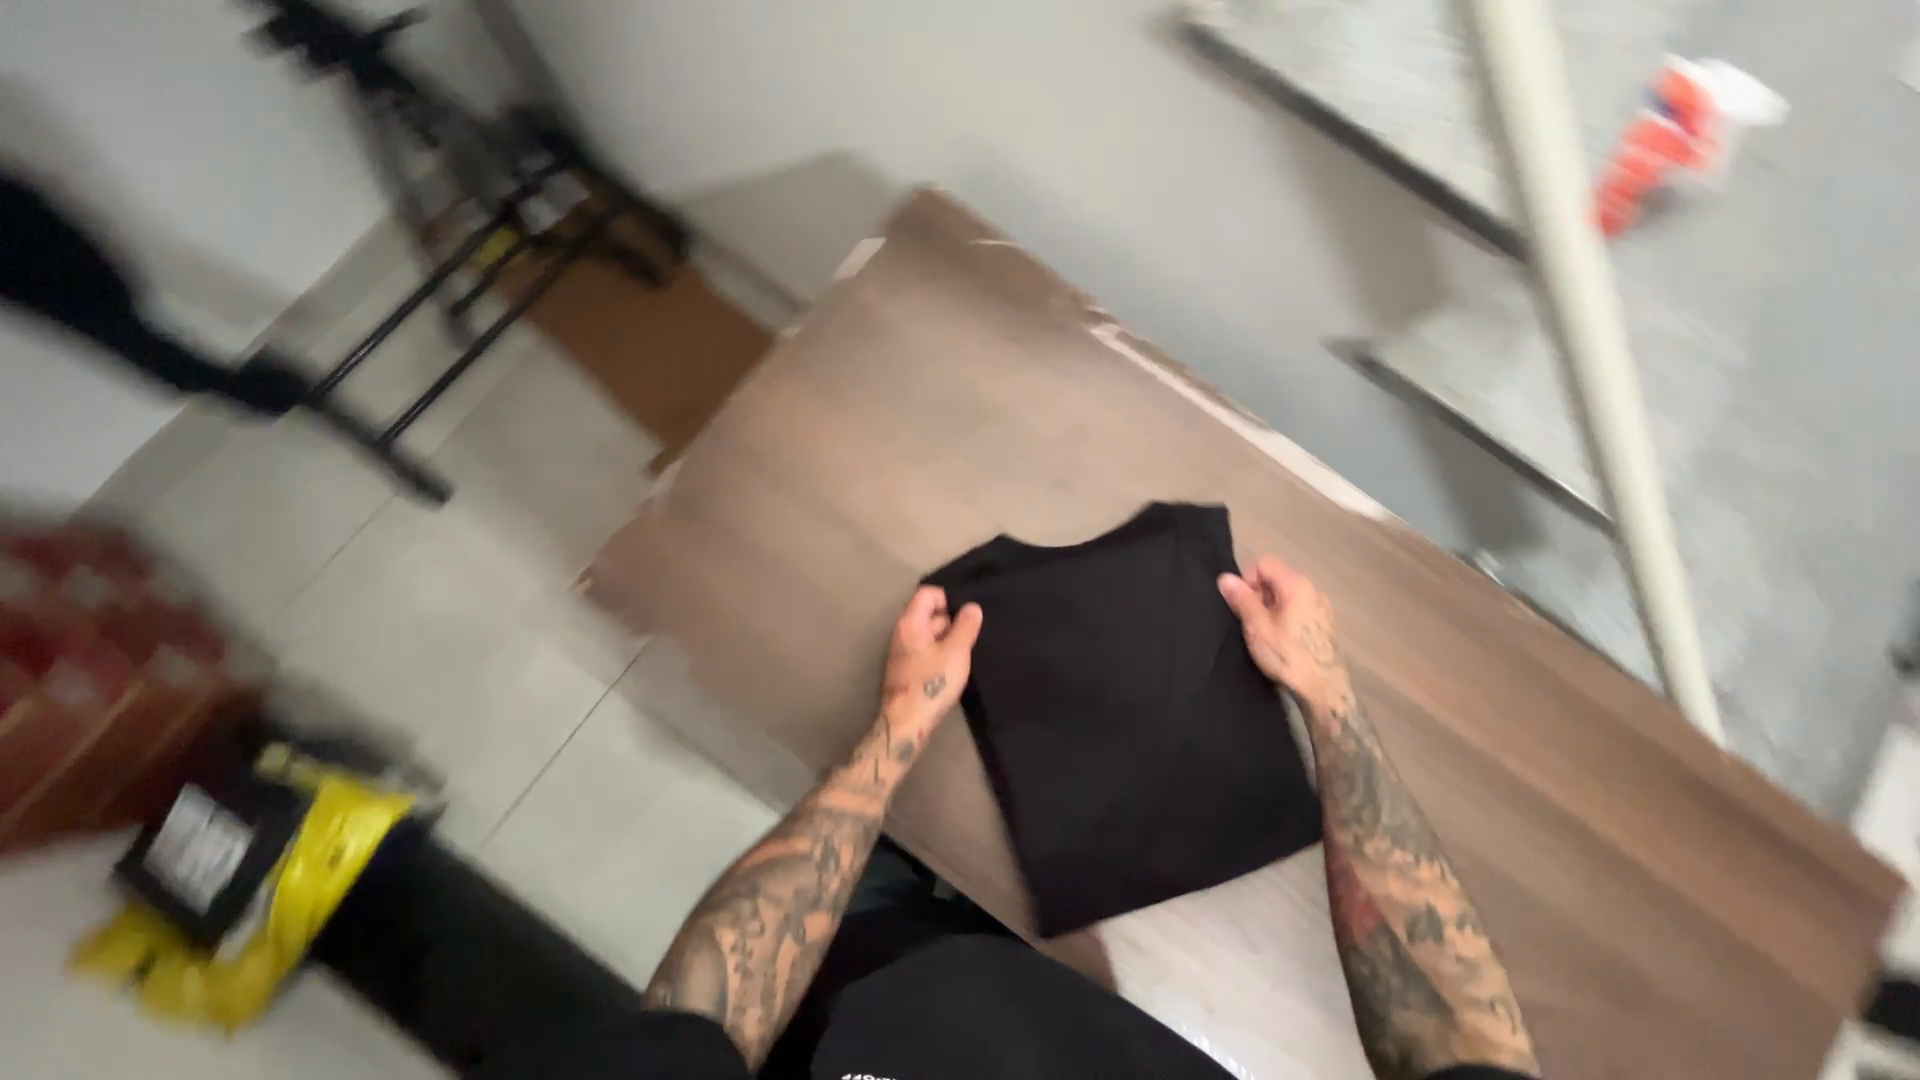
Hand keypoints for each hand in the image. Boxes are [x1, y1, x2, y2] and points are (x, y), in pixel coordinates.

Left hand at [880, 586, 982, 743]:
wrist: (907, 722)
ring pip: (928, 633)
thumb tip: (972, 607)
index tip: (966, 616)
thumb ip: (965, 626)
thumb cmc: (932, 683)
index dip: (949, 598)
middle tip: (970, 637)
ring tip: (964, 653)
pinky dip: (939, 653)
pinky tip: (952, 668)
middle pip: (928, 613)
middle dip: (951, 621)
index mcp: (911, 622)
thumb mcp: (956, 652)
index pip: (927, 593)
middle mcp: (902, 632)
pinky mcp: (905, 669)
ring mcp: (902, 651)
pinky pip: (925, 650)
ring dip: (947, 640)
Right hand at [1218, 554, 1351, 715]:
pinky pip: (1298, 608)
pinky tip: (1280, 639)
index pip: (1264, 563)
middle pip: (1276, 577)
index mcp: (1297, 585)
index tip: (1242, 604)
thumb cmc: (1287, 655)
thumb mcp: (1257, 626)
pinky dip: (1284, 615)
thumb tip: (1224, 578)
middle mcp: (1313, 589)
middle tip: (1250, 621)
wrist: (1324, 690)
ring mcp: (1321, 607)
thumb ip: (1241, 599)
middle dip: (1258, 593)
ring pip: (1286, 594)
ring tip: (1264, 632)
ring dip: (1270, 606)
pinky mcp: (1324, 623)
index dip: (1247, 579)